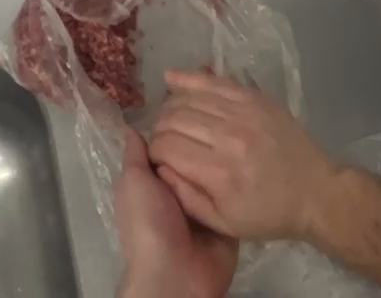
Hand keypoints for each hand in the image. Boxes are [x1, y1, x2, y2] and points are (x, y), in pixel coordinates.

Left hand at [115, 125, 238, 297]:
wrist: (177, 273)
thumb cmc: (149, 222)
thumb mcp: (134, 182)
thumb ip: (135, 156)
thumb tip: (131, 126)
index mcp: (155, 184)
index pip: (168, 149)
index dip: (175, 131)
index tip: (190, 108)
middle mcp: (179, 194)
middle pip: (193, 160)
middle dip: (202, 146)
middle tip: (221, 119)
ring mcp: (204, 208)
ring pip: (214, 175)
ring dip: (222, 164)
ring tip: (238, 135)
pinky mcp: (226, 222)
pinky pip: (232, 197)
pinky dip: (238, 185)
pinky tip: (249, 162)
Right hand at [147, 69, 342, 243]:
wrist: (315, 192)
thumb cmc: (268, 214)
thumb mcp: (224, 223)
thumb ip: (186, 198)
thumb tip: (158, 168)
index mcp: (219, 173)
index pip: (167, 147)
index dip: (154, 151)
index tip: (157, 158)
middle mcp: (228, 136)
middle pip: (173, 118)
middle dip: (159, 128)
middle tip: (163, 139)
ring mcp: (241, 111)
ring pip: (189, 98)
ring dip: (171, 106)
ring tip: (169, 118)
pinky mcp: (252, 96)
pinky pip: (211, 81)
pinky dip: (188, 78)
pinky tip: (171, 78)